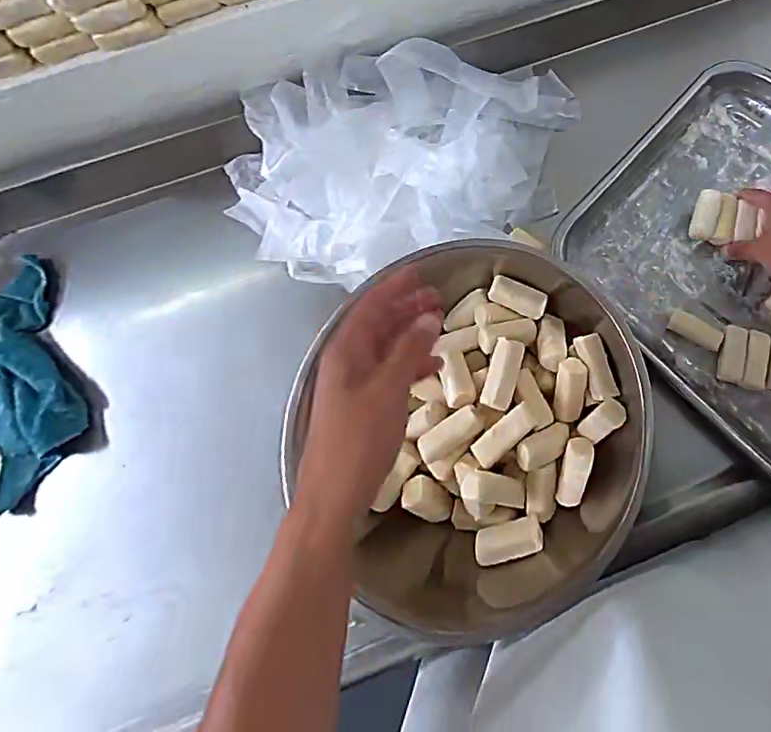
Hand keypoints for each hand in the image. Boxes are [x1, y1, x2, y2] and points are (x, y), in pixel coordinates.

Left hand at [296, 267, 440, 531]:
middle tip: (436, 296)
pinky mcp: (363, 405)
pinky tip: (432, 366)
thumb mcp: (388, 391)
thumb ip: (408, 351)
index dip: (394, 287)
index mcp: (345, 353)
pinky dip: (410, 363)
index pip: (370, 307)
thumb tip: (428, 317)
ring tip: (439, 323)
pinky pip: (389, 371)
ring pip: (385, 347)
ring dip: (411, 333)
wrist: (332, 498)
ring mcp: (353, 385)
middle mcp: (346, 363)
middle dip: (405, 307)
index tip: (419, 272)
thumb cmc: (357, 442)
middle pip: (377, 324)